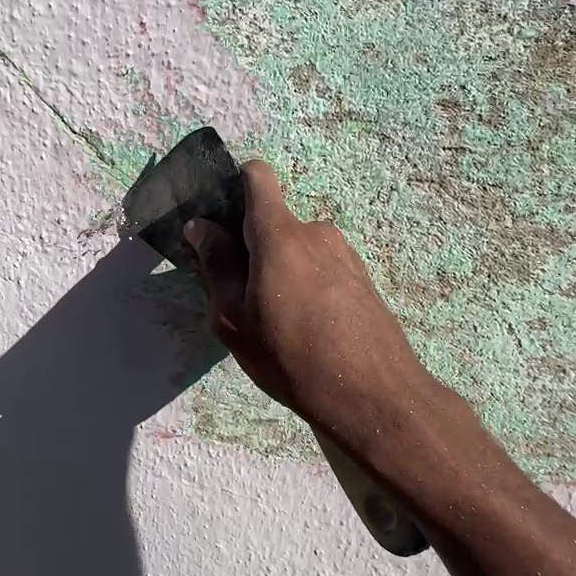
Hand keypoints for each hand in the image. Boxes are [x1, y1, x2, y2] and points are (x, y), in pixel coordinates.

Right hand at [183, 161, 437, 438]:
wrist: (375, 398)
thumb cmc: (291, 357)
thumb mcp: (233, 318)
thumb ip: (216, 265)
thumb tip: (200, 226)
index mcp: (279, 235)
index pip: (258, 176)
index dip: (235, 186)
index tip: (221, 222)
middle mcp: (315, 232)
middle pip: (273, 222)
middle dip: (253, 248)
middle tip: (244, 296)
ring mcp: (344, 254)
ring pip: (297, 248)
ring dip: (282, 270)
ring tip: (279, 320)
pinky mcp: (362, 278)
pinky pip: (321, 267)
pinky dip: (307, 285)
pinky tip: (308, 329)